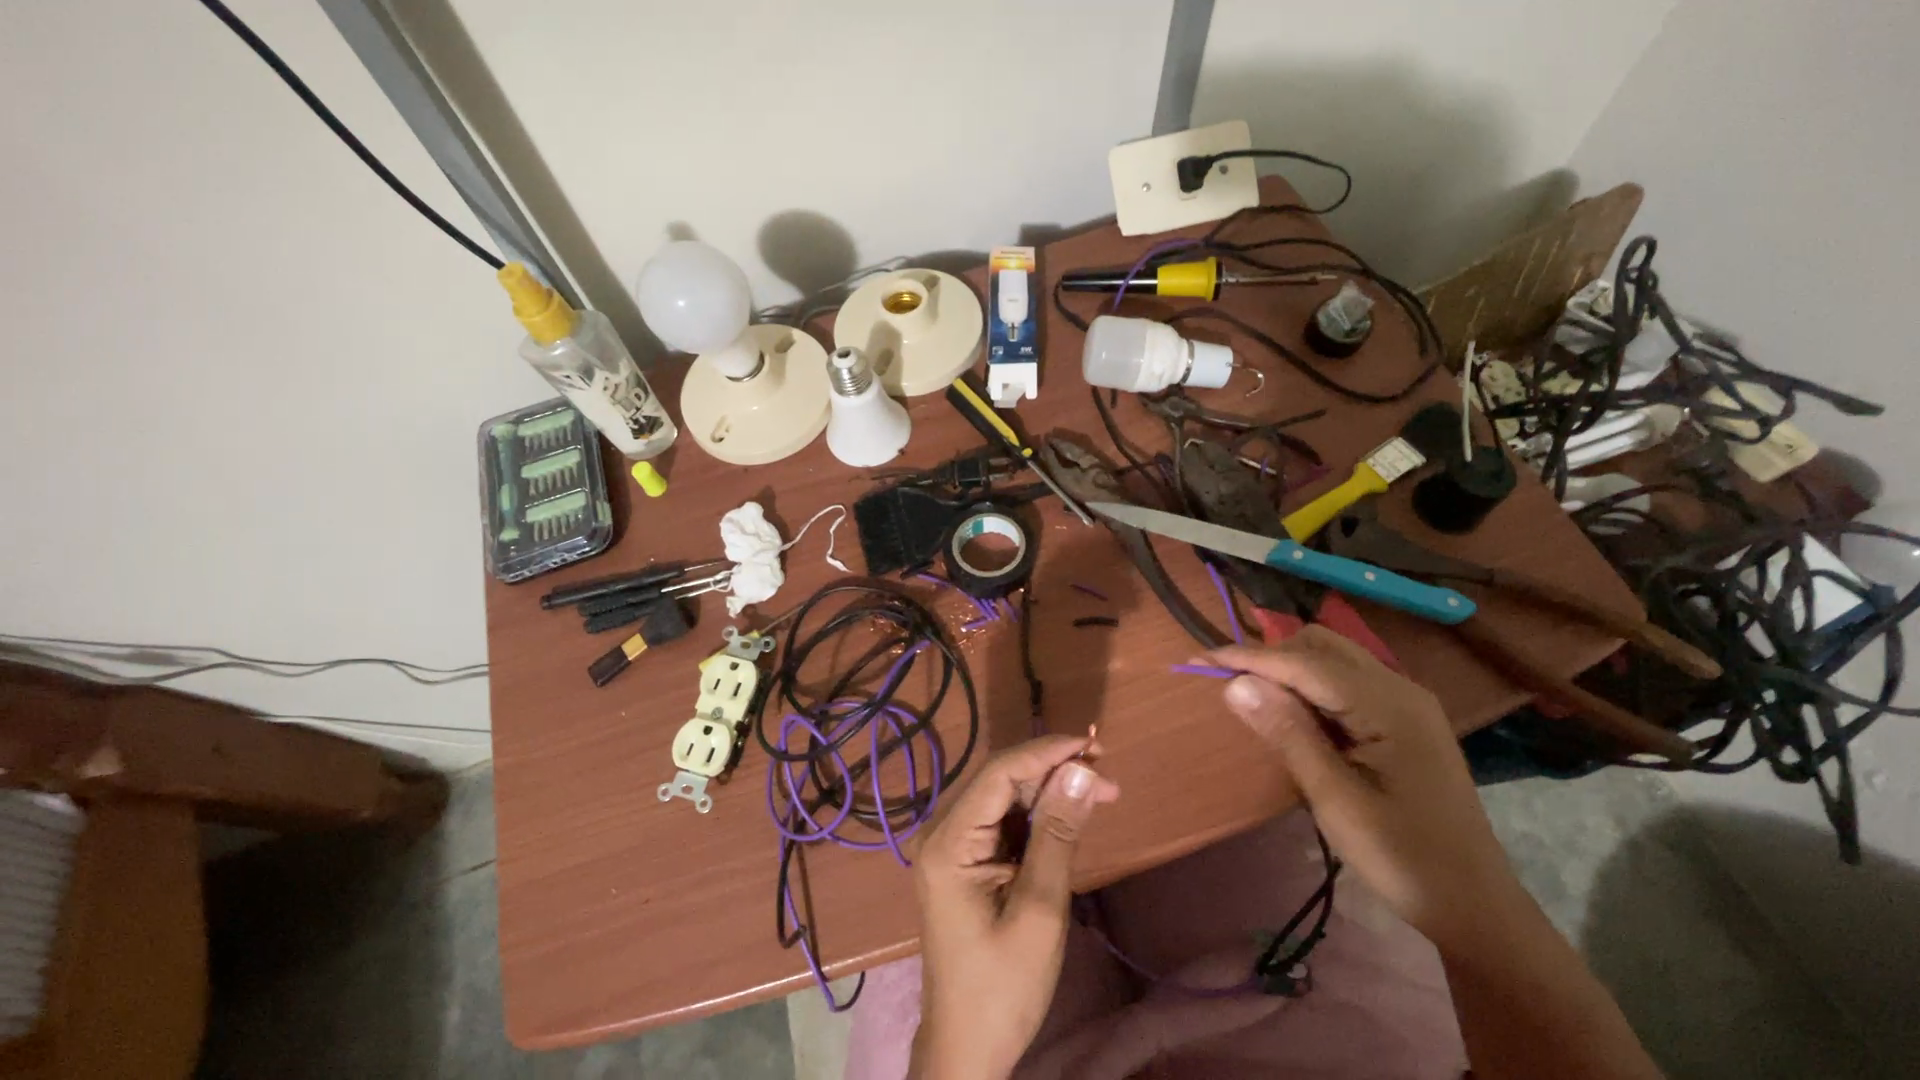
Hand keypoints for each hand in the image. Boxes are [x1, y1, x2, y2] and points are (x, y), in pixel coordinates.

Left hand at [911, 736, 1120, 1079]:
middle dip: (1052, 772)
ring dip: (1048, 793)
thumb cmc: (1004, 984)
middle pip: (999, 782)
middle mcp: (942, 836)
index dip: (1046, 752)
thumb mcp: (1039, 908)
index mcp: (949, 843)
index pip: (998, 774)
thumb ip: (1058, 834)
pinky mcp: (964, 868)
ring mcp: (951, 852)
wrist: (967, 1046)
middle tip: (1106, 774)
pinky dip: (1037, 819)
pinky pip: (1002, 827)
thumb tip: (1081, 770)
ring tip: (1099, 792)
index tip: (1094, 744)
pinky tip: (1069, 819)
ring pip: (1004, 801)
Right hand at [1207, 628, 1522, 950]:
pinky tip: (1292, 717)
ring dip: (1289, 670)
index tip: (1198, 660)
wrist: (1473, 903)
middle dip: (1271, 656)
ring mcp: (1406, 705)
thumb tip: (1236, 682)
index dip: (1250, 657)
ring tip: (1252, 699)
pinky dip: (1310, 688)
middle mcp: (1401, 690)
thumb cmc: (1402, 857)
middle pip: (1323, 647)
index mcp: (1390, 706)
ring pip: (1335, 661)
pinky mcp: (1404, 723)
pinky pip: (1347, 685)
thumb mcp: (1336, 800)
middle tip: (1227, 685)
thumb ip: (1288, 734)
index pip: (1306, 663)